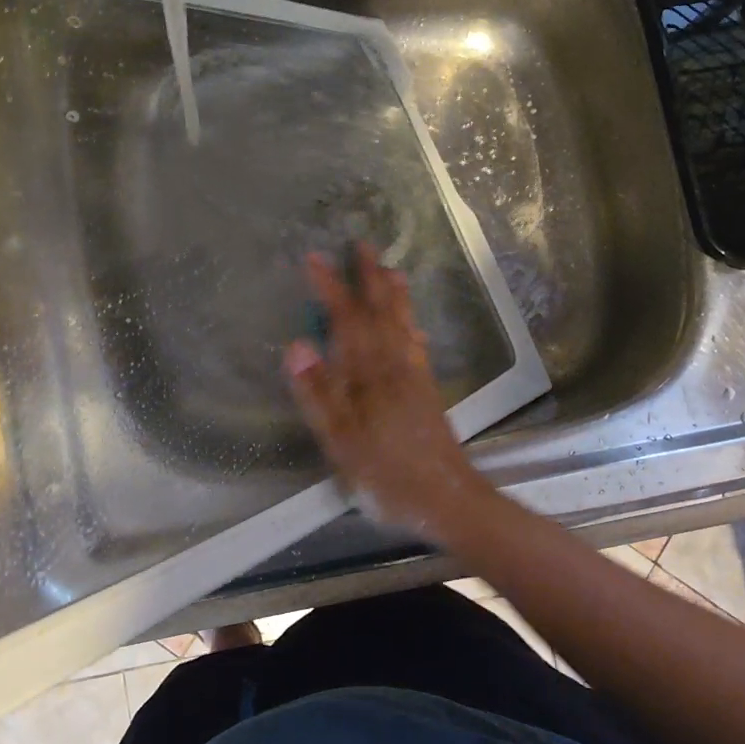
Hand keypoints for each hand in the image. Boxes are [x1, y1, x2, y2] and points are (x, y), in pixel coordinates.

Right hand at [283, 243, 497, 537]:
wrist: (447, 498)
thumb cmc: (387, 473)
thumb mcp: (341, 441)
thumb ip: (318, 393)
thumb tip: (297, 345)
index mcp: (369, 375)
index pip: (347, 320)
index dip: (331, 287)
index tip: (315, 257)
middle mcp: (394, 367)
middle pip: (380, 313)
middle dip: (369, 278)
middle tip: (363, 244)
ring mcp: (414, 378)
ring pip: (402, 325)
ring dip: (394, 295)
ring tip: (391, 270)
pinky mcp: (428, 393)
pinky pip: (416, 346)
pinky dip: (411, 326)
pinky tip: (412, 326)